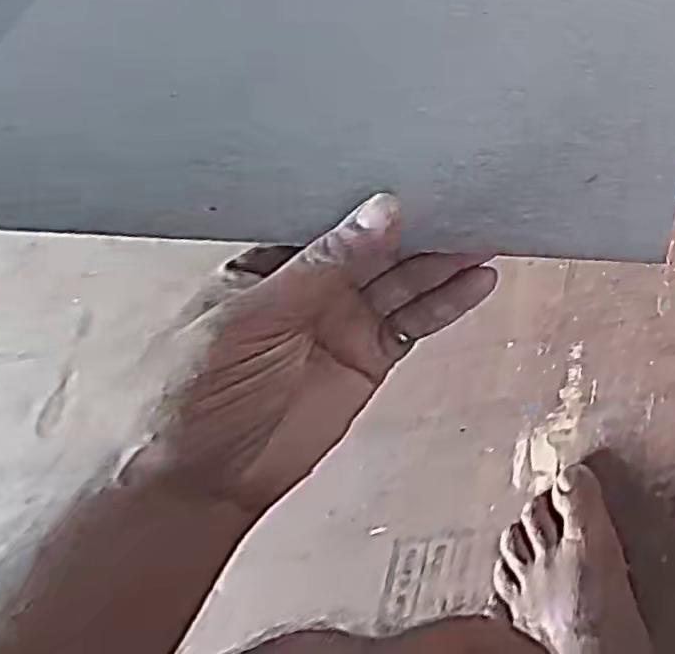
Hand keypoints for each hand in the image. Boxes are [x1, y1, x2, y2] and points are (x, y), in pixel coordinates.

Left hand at [130, 193, 497, 512]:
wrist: (188, 491)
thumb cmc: (185, 397)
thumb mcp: (253, 317)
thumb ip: (326, 264)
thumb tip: (384, 209)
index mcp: (278, 263)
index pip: (342, 222)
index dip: (385, 204)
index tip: (429, 182)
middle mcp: (320, 286)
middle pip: (387, 248)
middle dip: (430, 229)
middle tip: (474, 209)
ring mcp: (350, 320)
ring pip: (412, 281)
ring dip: (450, 262)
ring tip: (490, 240)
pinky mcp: (374, 353)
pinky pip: (420, 320)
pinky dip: (451, 301)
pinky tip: (478, 283)